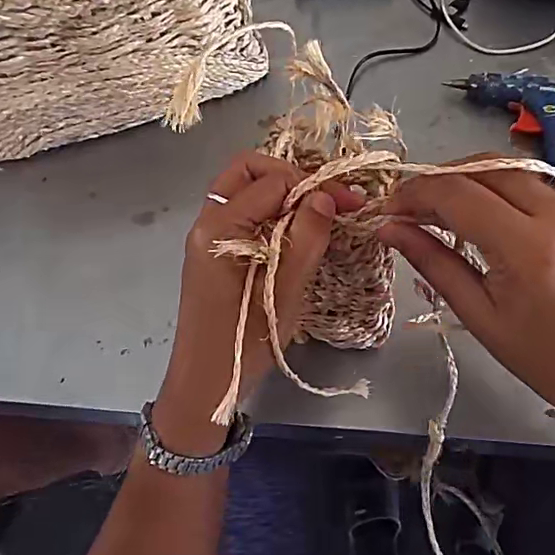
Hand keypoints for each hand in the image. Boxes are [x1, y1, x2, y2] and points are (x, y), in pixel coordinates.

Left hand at [160, 153, 363, 449]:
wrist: (205, 383)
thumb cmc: (244, 343)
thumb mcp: (284, 292)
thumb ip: (305, 238)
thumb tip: (325, 196)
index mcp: (219, 229)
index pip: (272, 182)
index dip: (313, 186)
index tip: (349, 202)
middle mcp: (207, 223)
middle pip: (248, 171)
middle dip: (292, 176)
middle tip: (328, 199)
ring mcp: (207, 236)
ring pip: (244, 189)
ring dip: (282, 192)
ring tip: (318, 213)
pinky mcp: (214, 251)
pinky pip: (243, 214)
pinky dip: (271, 212)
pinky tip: (297, 232)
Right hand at [377, 157, 554, 426]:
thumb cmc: (547, 359)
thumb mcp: (479, 315)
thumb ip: (433, 263)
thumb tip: (390, 230)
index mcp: (530, 248)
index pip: (459, 194)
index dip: (416, 194)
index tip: (388, 209)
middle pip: (484, 169)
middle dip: (438, 180)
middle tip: (407, 207)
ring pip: (508, 169)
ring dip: (466, 180)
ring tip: (435, 209)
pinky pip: (529, 185)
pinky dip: (493, 189)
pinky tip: (474, 214)